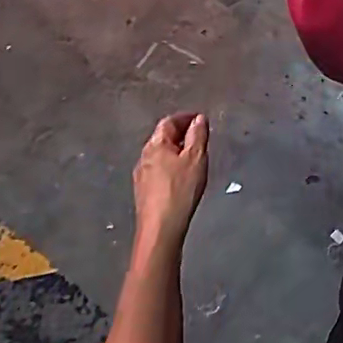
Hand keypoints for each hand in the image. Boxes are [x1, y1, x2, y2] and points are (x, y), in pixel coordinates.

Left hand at [132, 113, 208, 251]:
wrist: (161, 225)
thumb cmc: (181, 187)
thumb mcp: (197, 157)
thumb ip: (198, 135)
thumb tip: (199, 119)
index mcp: (156, 145)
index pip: (168, 122)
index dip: (185, 117)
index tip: (201, 119)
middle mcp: (144, 156)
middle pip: (162, 136)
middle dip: (181, 132)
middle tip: (201, 134)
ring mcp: (142, 173)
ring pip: (160, 152)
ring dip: (176, 147)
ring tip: (195, 152)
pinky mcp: (143, 188)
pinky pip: (159, 166)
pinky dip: (172, 161)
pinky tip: (183, 172)